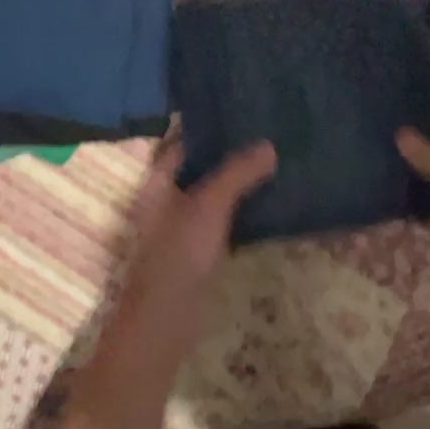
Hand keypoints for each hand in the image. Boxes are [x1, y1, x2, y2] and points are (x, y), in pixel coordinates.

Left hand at [98, 140, 276, 368]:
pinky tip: (268, 201)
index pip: (179, 143)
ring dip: (236, 180)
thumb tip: (269, 146)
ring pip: (210, 194)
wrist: (165, 320)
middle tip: (264, 130)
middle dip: (226, 152)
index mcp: (156, 183)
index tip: (237, 109)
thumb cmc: (179, 254)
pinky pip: (221, 219)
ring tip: (273, 159)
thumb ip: (237, 174)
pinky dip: (240, 209)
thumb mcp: (209, 205)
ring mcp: (180, 227)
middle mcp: (165, 200)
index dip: (204, 125)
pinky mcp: (198, 251)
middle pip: (196, 167)